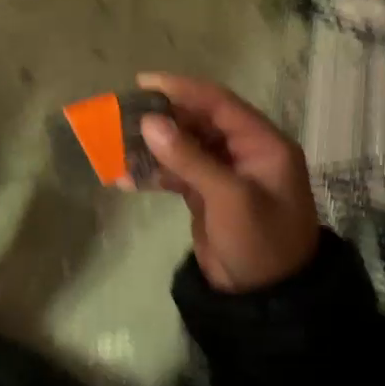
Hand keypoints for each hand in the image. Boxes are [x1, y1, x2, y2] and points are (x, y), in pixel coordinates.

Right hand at [133, 72, 320, 292]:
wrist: (268, 302)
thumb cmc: (260, 243)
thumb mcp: (229, 198)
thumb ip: (189, 158)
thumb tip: (148, 121)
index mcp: (263, 144)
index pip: (218, 103)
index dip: (181, 89)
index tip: (142, 83)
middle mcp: (245, 152)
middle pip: (196, 121)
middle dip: (159, 119)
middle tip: (122, 115)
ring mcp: (224, 173)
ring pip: (181, 145)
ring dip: (151, 146)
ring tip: (116, 146)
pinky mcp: (206, 193)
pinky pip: (175, 171)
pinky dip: (152, 173)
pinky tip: (125, 179)